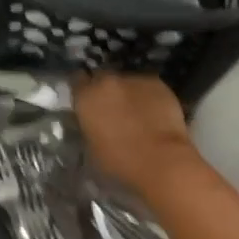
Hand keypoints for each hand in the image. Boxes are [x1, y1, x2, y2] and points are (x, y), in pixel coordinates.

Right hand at [72, 72, 199, 197]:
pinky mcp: (157, 82)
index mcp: (86, 96)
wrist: (161, 160)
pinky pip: (148, 87)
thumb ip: (89, 125)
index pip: (77, 80)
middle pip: (103, 77)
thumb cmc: (120, 162)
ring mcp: (134, 79)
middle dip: (106, 89)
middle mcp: (108, 80)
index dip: (83, 90)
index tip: (87, 101)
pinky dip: (149, 97)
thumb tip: (93, 121)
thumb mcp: (91, 147)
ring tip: (137, 112)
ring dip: (128, 92)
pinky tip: (155, 113)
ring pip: (127, 81)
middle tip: (113, 108)